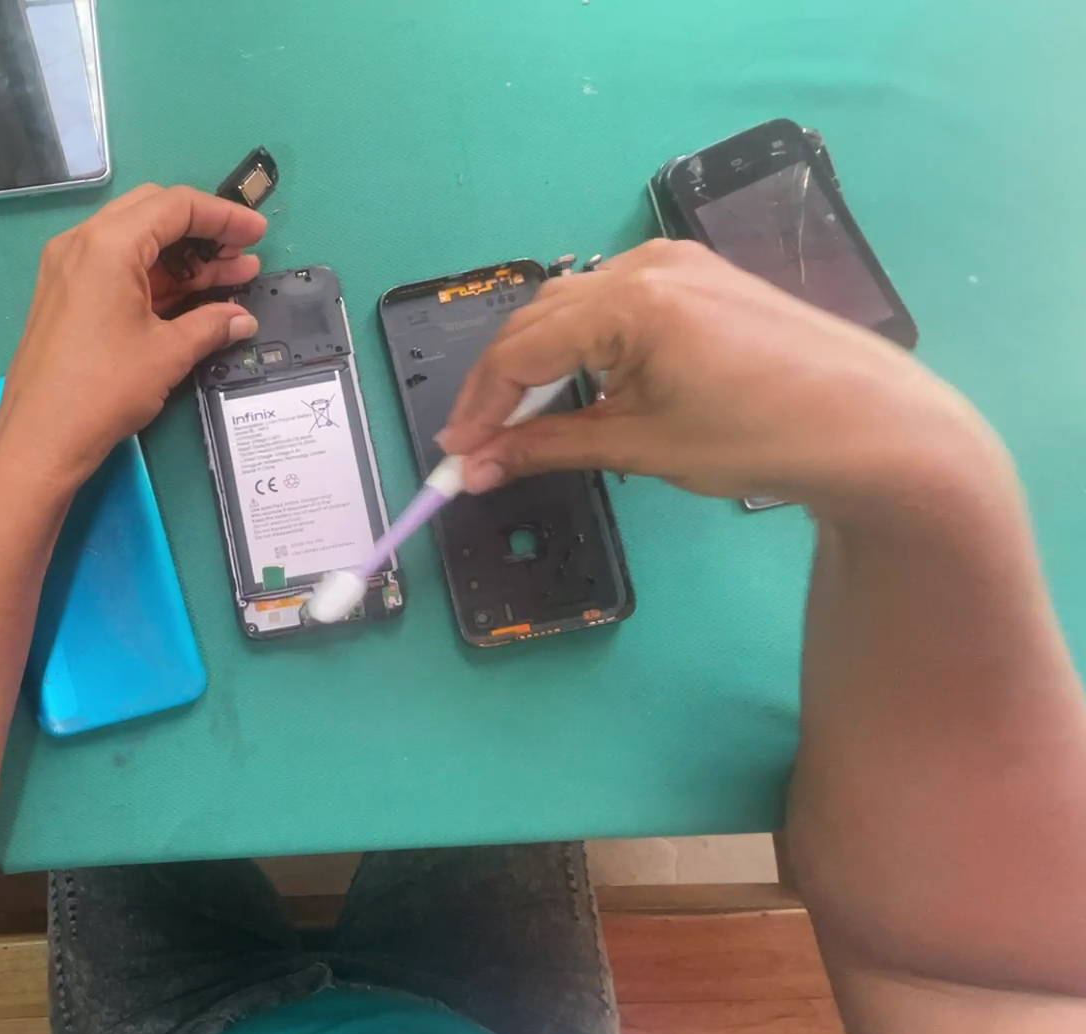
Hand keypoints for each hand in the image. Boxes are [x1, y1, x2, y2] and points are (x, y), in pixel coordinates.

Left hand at [0, 184, 267, 488]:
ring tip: (229, 279)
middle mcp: (82, 243)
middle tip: (240, 257)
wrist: (41, 438)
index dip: (224, 216)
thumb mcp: (166, 354)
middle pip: (153, 214)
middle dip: (202, 233)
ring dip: (182, 259)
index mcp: (108, 243)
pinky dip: (154, 279)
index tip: (258, 233)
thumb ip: (210, 325)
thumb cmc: (104, 390)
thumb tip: (242, 319)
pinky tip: (190, 298)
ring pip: (135, 244)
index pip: (175, 206)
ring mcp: (69, 269)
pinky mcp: (65, 296)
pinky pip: (116, 270)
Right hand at [439, 240, 1009, 522]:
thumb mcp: (635, 446)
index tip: (454, 454)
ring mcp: (671, 263)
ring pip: (561, 308)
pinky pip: (599, 301)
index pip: (519, 352)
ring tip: (515, 415)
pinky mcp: (690, 275)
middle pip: (532, 324)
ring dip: (528, 361)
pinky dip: (567, 342)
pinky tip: (569, 378)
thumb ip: (542, 448)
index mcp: (633, 304)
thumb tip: (472, 471)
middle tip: (476, 441)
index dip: (477, 407)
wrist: (878, 426)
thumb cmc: (756, 438)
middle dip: (495, 385)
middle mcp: (644, 266)